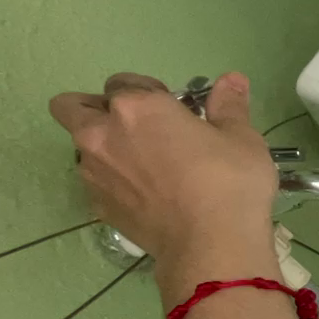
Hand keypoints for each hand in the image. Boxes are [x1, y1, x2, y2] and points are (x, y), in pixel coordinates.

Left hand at [49, 72, 277, 281]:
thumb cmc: (233, 182)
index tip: (178, 110)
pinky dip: (119, 180)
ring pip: (84, 146)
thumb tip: (232, 78)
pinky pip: (99, 180)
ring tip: (154, 168)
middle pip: (73, 105)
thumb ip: (230, 107)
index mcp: (140, 108)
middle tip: (141, 128)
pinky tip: (154, 195)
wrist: (212, 239)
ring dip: (110, 147)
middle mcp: (102, 131)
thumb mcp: (245, 140)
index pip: (127, 82)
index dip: (153, 92)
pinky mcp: (96, 200)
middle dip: (99, 109)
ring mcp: (93, 168)